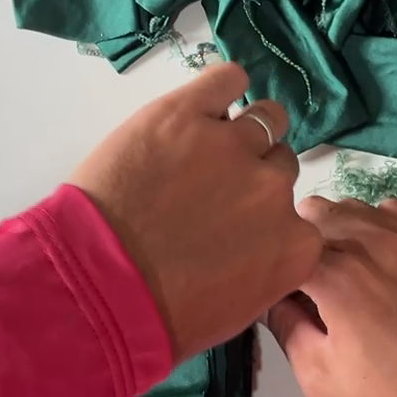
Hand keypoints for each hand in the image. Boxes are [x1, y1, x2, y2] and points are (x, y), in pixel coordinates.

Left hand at [71, 62, 319, 359]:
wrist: (96, 288)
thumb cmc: (159, 318)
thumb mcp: (235, 307)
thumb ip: (264, 265)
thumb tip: (259, 241)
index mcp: (294, 245)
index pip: (299, 217)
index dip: (267, 217)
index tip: (239, 223)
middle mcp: (276, 189)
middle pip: (281, 163)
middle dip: (254, 174)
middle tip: (213, 187)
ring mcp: (234, 146)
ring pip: (266, 119)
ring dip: (246, 131)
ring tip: (208, 143)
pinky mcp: (188, 112)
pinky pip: (227, 79)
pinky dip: (225, 86)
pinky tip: (208, 102)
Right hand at [266, 197, 396, 396]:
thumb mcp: (317, 376)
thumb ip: (283, 325)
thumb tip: (269, 294)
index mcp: (334, 277)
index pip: (284, 243)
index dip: (275, 263)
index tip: (279, 285)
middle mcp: (368, 244)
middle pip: (313, 214)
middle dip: (303, 241)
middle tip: (309, 278)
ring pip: (349, 206)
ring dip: (337, 229)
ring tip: (343, 267)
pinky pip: (388, 210)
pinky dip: (373, 226)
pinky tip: (376, 258)